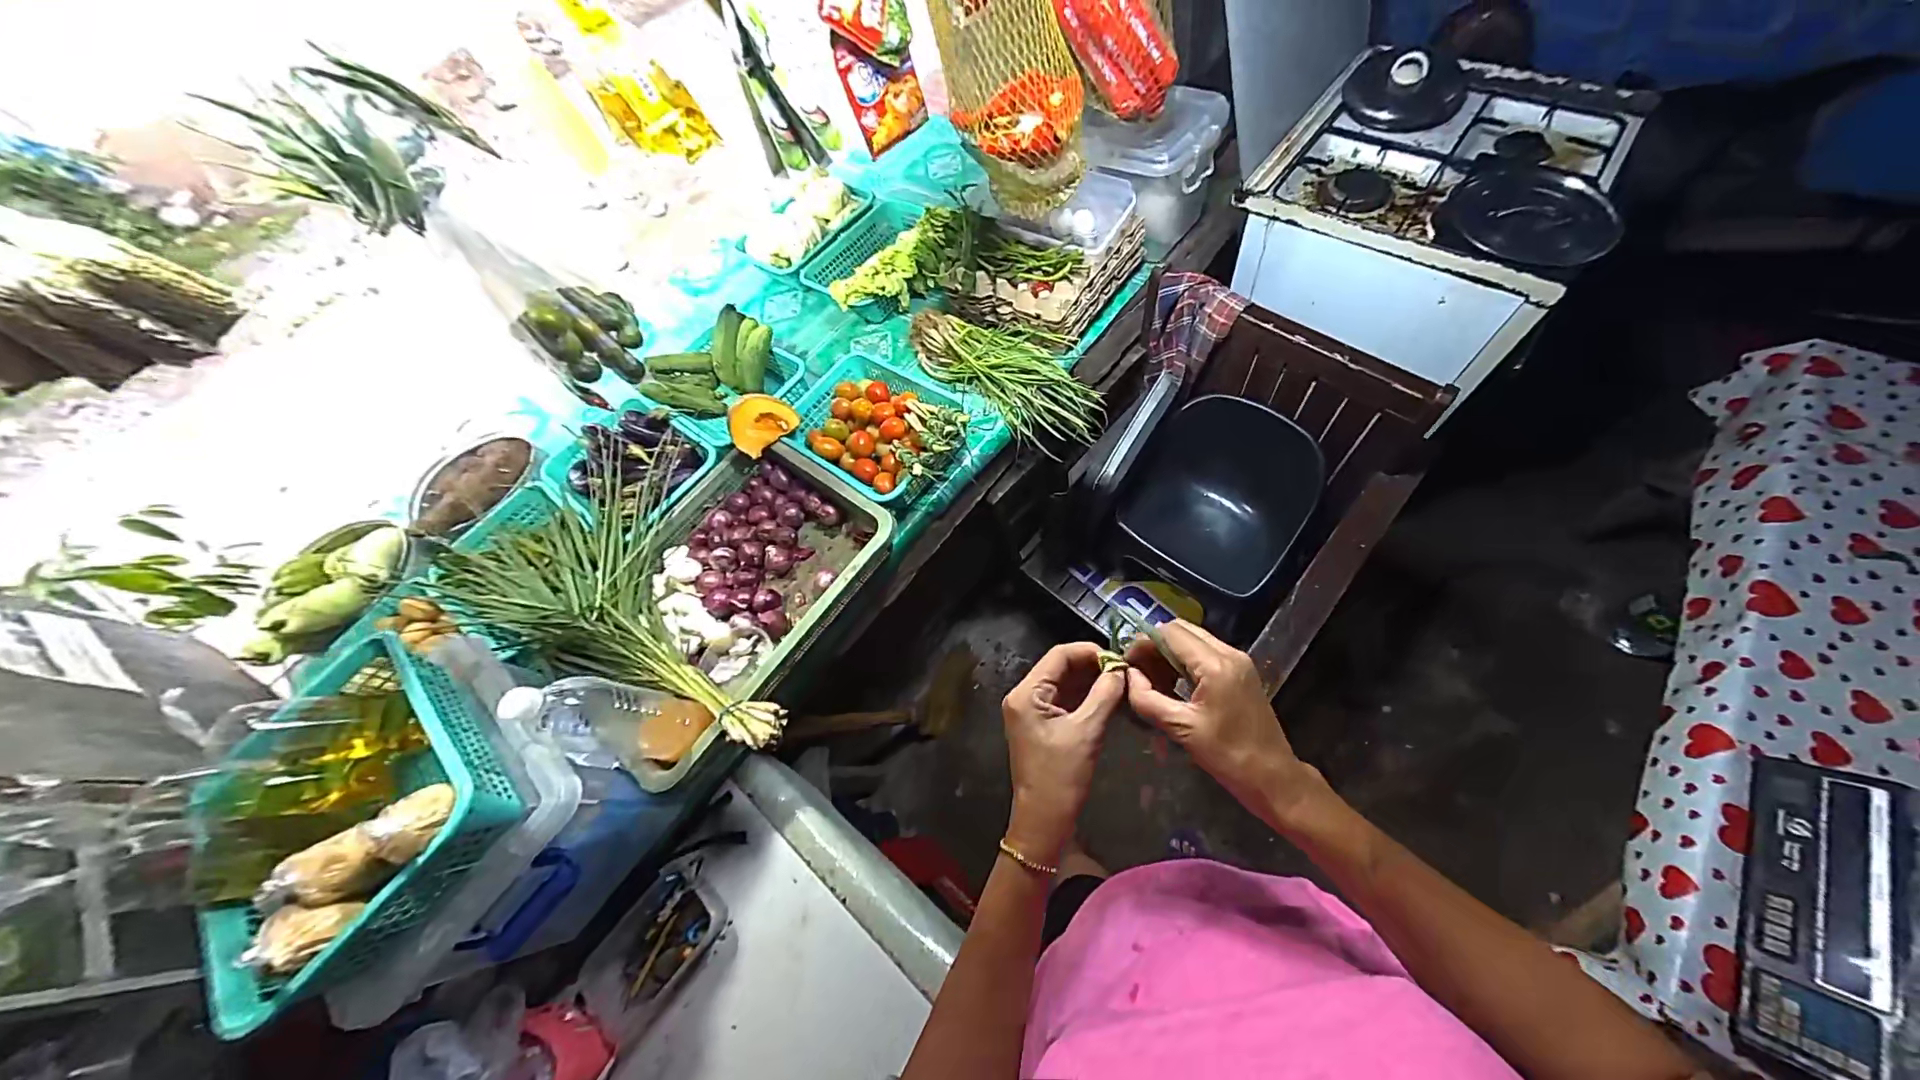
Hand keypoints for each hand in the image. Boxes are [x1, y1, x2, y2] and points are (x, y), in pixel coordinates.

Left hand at [1002, 643, 1125, 862]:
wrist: (1043, 821)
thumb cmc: (1061, 777)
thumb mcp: (1087, 732)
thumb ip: (1104, 695)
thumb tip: (1121, 670)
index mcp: (1026, 693)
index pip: (1059, 655)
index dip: (1091, 652)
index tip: (1120, 659)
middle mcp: (1024, 696)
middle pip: (1061, 667)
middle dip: (1093, 666)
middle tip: (1126, 671)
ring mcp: (1032, 711)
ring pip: (1065, 683)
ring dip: (1092, 681)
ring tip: (1123, 683)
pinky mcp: (1042, 724)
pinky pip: (1065, 700)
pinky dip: (1086, 697)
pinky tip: (1110, 698)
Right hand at [1124, 621, 1326, 829]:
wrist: (1272, 776)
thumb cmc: (1227, 754)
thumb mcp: (1181, 728)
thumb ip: (1147, 699)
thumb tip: (1129, 677)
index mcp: (1215, 665)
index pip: (1170, 633)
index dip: (1143, 643)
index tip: (1128, 664)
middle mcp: (1229, 654)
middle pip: (1182, 630)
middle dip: (1155, 646)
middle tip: (1138, 671)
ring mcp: (1238, 661)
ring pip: (1193, 640)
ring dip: (1169, 653)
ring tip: (1153, 681)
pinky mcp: (1240, 672)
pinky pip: (1205, 654)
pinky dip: (1184, 662)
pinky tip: (1173, 686)